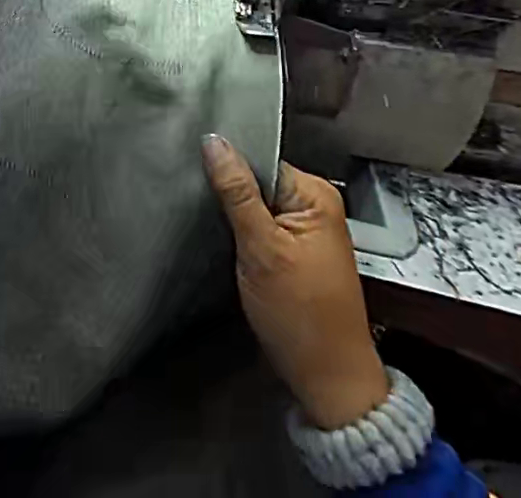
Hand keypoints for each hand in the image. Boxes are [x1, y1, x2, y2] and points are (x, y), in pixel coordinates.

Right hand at [203, 134, 389, 429]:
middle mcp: (315, 205)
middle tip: (193, 197)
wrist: (327, 379)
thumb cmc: (300, 314)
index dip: (228, 164)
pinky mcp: (294, 252)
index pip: (262, 160)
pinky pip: (262, 227)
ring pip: (257, 206)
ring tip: (204, 216)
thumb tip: (214, 141)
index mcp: (315, 194)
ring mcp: (305, 230)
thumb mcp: (262, 249)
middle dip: (229, 190)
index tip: (193, 167)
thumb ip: (237, 192)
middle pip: (259, 181)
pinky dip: (241, 233)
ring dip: (232, 213)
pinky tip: (222, 238)